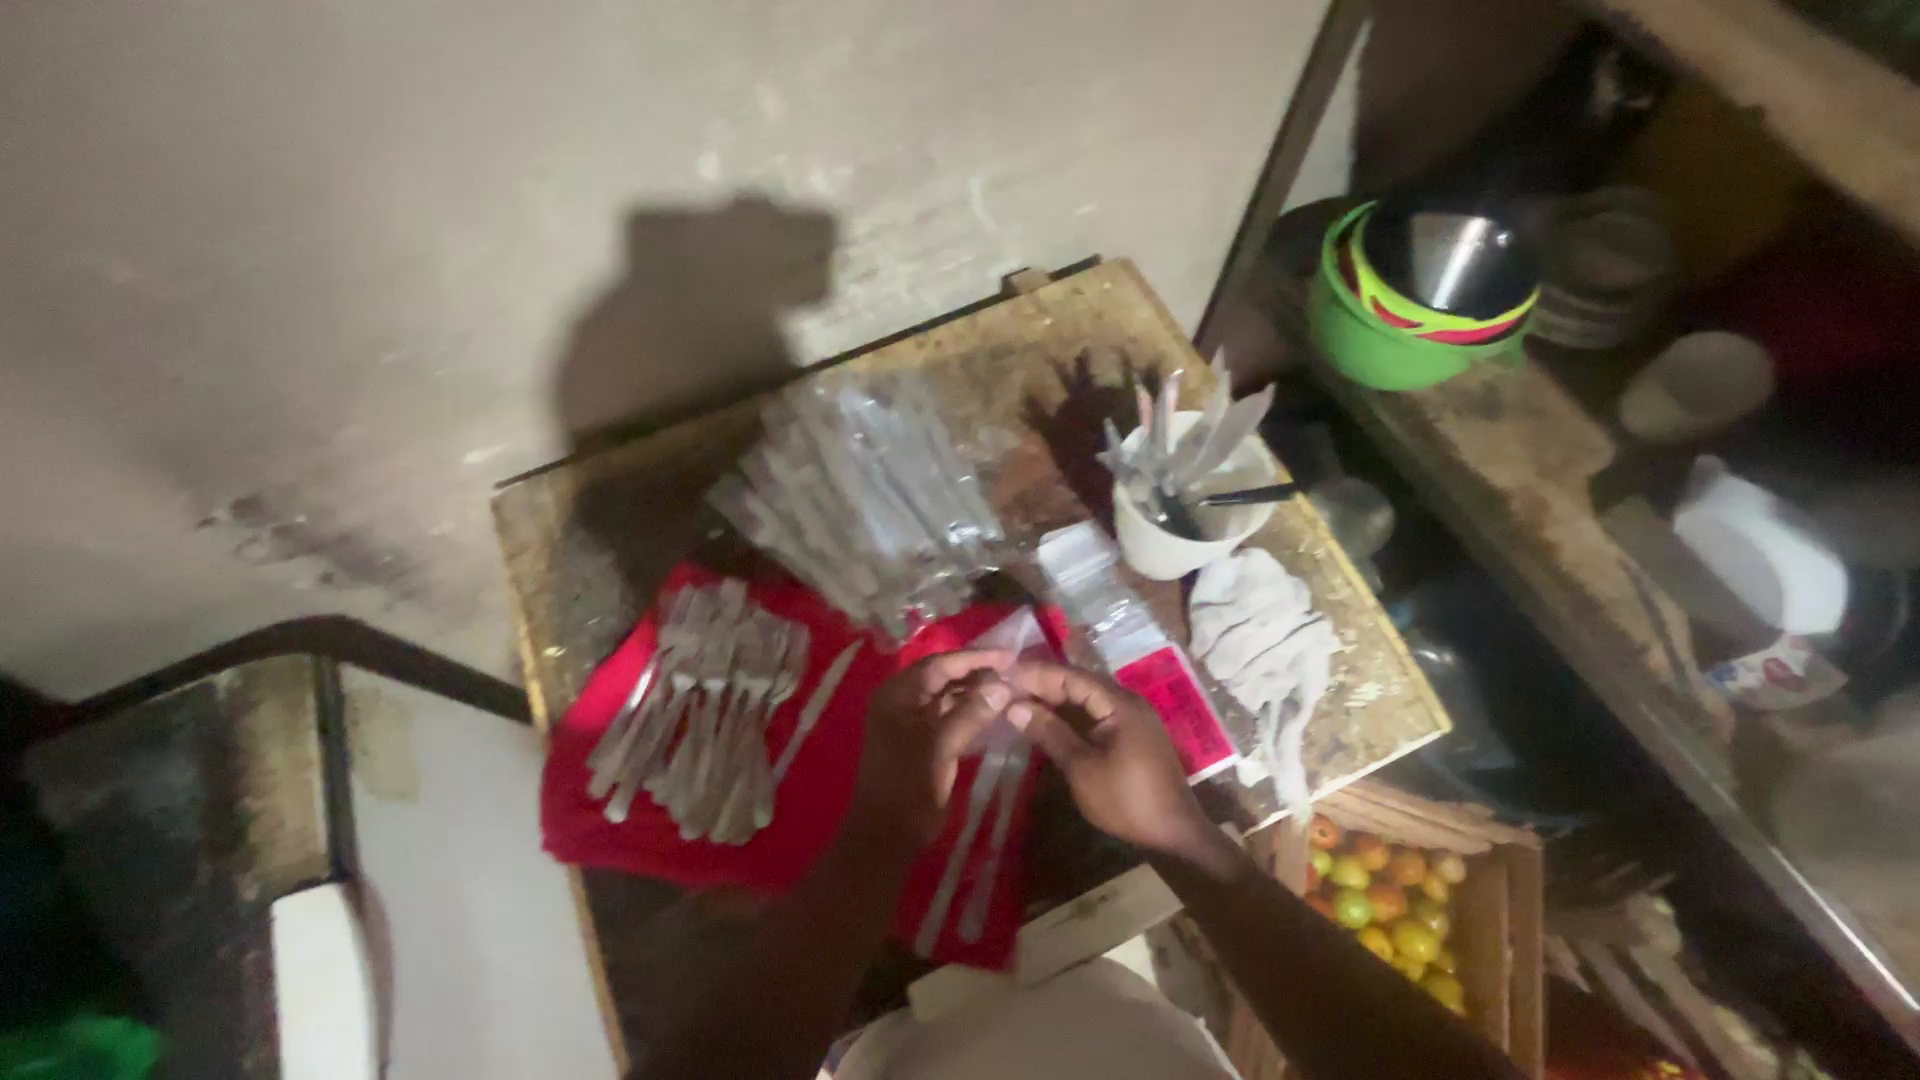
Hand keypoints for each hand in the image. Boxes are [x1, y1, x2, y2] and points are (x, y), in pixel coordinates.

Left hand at [844, 649, 1014, 854]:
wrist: (886, 836)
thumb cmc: (907, 787)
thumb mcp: (940, 746)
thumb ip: (971, 713)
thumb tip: (1003, 686)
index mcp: (896, 694)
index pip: (940, 664)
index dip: (975, 658)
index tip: (1009, 655)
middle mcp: (901, 701)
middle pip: (944, 677)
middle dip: (978, 673)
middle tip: (1015, 670)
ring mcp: (910, 722)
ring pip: (948, 697)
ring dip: (977, 692)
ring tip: (1012, 688)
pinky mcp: (922, 741)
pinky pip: (949, 717)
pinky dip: (971, 713)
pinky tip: (997, 712)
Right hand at [1006, 661, 1217, 860]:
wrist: (1174, 834)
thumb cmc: (1126, 800)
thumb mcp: (1082, 767)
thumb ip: (1050, 732)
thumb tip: (1015, 707)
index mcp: (1119, 704)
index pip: (1071, 676)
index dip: (1037, 673)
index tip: (1004, 673)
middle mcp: (1128, 702)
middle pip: (1080, 683)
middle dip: (1044, 683)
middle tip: (1007, 685)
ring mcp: (1133, 718)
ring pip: (1088, 698)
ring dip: (1056, 698)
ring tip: (1021, 698)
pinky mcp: (1132, 735)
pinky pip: (1096, 713)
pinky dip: (1071, 713)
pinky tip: (1049, 719)